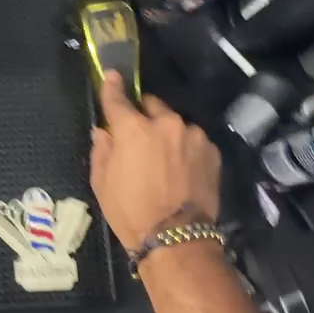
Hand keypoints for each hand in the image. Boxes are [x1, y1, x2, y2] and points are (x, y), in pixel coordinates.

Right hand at [89, 72, 220, 250]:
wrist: (176, 237)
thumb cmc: (130, 211)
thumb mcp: (102, 183)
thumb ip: (102, 150)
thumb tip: (103, 133)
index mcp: (134, 130)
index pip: (118, 100)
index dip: (112, 87)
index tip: (112, 75)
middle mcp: (167, 124)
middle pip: (152, 106)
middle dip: (143, 115)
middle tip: (138, 134)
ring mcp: (194, 136)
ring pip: (175, 124)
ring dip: (167, 133)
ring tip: (163, 156)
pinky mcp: (212, 151)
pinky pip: (193, 140)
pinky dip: (184, 147)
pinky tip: (180, 168)